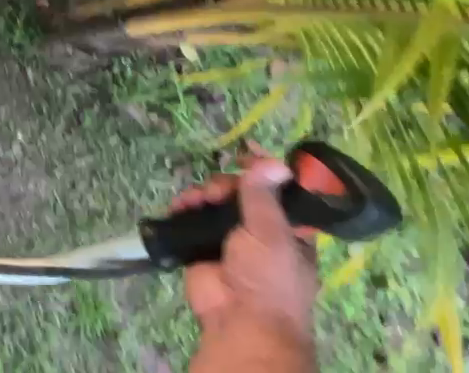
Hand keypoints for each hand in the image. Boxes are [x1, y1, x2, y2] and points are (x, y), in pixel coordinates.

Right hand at [178, 155, 318, 372]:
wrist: (239, 318)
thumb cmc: (268, 279)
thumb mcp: (271, 234)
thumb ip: (264, 197)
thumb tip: (273, 162)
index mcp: (290, 230)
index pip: (280, 191)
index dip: (265, 169)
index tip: (246, 150)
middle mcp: (261, 231)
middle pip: (240, 191)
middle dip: (224, 184)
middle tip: (215, 192)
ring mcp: (230, 238)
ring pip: (214, 202)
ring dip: (200, 194)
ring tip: (192, 202)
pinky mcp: (202, 244)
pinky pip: (192, 217)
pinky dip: (183, 208)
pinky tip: (178, 207)